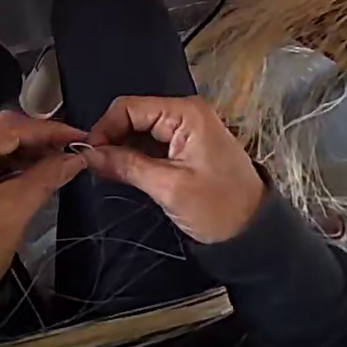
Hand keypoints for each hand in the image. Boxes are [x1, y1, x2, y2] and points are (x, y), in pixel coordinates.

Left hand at [0, 112, 86, 291]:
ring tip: (60, 160)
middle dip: (38, 139)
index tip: (77, 134)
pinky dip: (12, 164)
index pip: (9, 127)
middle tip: (72, 148)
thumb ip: (46, 175)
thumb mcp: (14, 209)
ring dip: (27, 152)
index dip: (48, 130)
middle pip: (1, 131)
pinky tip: (36, 170)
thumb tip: (73, 157)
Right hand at [81, 96, 264, 242]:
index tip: (90, 154)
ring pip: (137, 130)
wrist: (258, 238)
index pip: (129, 107)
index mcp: (185, 113)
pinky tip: (122, 172)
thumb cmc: (219, 208)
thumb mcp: (168, 187)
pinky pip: (148, 143)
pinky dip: (132, 157)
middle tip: (95, 167)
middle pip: (131, 116)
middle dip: (111, 139)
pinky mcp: (184, 146)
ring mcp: (185, 129)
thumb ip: (125, 165)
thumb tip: (87, 154)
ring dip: (120, 150)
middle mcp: (184, 113)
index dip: (104, 128)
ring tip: (106, 172)